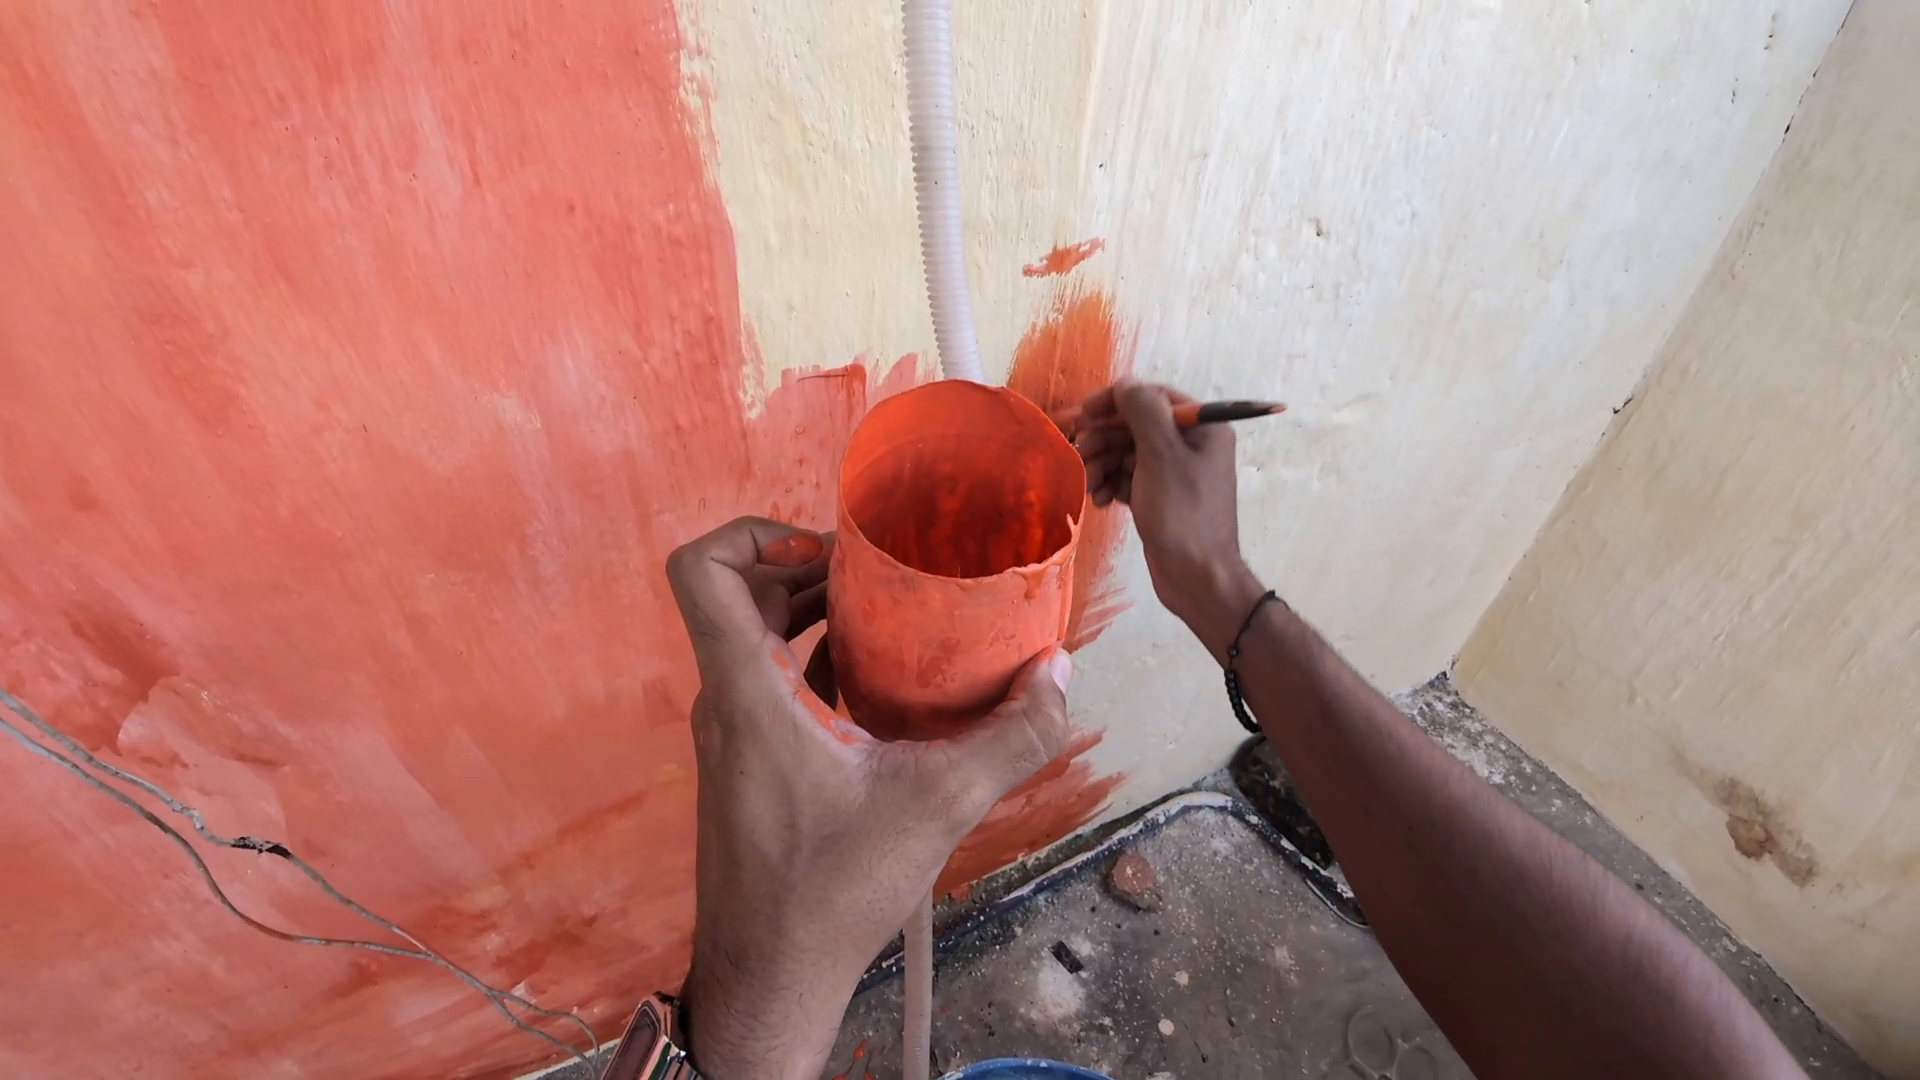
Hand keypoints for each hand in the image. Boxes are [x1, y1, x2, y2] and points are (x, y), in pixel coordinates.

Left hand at [666, 517, 1076, 1079]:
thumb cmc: (834, 889)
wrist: (769, 981)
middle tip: (882, 568)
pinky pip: (773, 673)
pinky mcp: (750, 753)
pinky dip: (816, 651)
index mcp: (748, 689)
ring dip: (815, 605)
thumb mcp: (938, 806)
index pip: (702, 570)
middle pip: (742, 590)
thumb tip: (1059, 673)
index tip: (828, 552)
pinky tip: (879, 671)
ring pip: (758, 631)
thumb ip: (1011, 738)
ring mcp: (734, 727)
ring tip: (889, 604)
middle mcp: (728, 696)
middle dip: (808, 562)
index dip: (754, 535)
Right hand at [1076, 381, 1264, 658]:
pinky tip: (1099, 501)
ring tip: (1089, 485)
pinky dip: (1111, 484)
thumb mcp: (1161, 455)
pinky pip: (1128, 478)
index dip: (1115, 402)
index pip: (1151, 398)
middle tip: (1078, 453)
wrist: (1197, 577)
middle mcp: (1191, 444)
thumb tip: (1125, 383)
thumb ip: (1143, 411)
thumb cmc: (1182, 514)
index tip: (1083, 415)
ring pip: (1127, 453)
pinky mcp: (1160, 496)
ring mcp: (1174, 472)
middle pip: (1135, 426)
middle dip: (1104, 439)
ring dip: (1102, 464)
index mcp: (1202, 427)